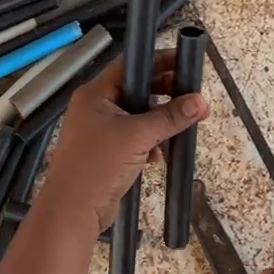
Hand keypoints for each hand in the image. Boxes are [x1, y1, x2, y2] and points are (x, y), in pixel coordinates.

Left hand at [35, 50, 205, 233]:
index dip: (158, 61)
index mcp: (95, 94)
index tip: (185, 63)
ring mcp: (99, 130)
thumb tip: (201, 102)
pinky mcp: (106, 152)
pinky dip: (149, 142)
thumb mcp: (137, 137)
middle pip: (135, 89)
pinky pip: (133, 137)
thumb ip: (170, 117)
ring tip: (183, 124)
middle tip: (191, 96)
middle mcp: (95, 107)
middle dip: (164, 93)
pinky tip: (160, 155)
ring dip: (159, 120)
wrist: (72, 212)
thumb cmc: (98, 165)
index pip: (130, 65)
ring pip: (137, 115)